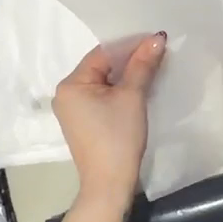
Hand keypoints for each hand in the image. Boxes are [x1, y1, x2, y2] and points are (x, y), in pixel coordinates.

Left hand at [52, 33, 165, 207]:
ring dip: (126, 75)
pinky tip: (139, 88)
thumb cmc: (118, 138)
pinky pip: (101, 97)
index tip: (156, 40)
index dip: (130, 45)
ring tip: (152, 67)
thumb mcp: (132, 97)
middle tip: (157, 52)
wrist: (109, 183)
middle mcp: (65, 94)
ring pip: (103, 82)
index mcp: (70, 84)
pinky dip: (119, 91)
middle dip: (129, 60)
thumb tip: (156, 38)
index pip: (102, 53)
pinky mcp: (83, 123)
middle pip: (101, 66)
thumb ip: (142, 65)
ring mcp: (72, 110)